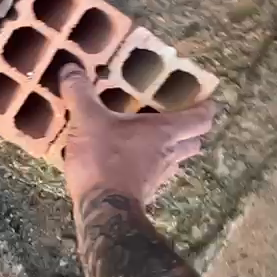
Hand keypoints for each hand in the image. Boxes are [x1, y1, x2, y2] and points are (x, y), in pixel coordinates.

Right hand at [57, 62, 215, 208]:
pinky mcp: (144, 192)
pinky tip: (131, 161)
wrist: (103, 209)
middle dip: (190, 130)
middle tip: (176, 117)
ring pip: (177, 159)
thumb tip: (70, 67)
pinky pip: (155, 174)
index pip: (202, 118)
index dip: (206, 107)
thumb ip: (80, 93)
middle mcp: (170, 153)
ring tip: (152, 138)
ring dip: (172, 149)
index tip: (204, 98)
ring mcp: (159, 176)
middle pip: (195, 141)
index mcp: (165, 131)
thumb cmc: (104, 159)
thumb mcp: (87, 121)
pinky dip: (150, 166)